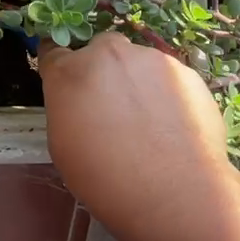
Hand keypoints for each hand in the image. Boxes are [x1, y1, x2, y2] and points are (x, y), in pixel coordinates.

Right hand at [39, 33, 236, 228]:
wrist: (172, 191)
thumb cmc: (103, 176)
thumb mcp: (62, 144)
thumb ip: (66, 108)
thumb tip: (79, 102)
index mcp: (69, 72)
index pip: (53, 51)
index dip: (60, 66)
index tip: (67, 82)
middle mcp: (107, 55)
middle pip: (100, 49)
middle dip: (102, 68)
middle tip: (110, 104)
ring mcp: (150, 60)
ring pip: (138, 61)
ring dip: (136, 81)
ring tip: (148, 120)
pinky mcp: (186, 73)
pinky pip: (168, 77)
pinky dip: (166, 93)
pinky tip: (172, 125)